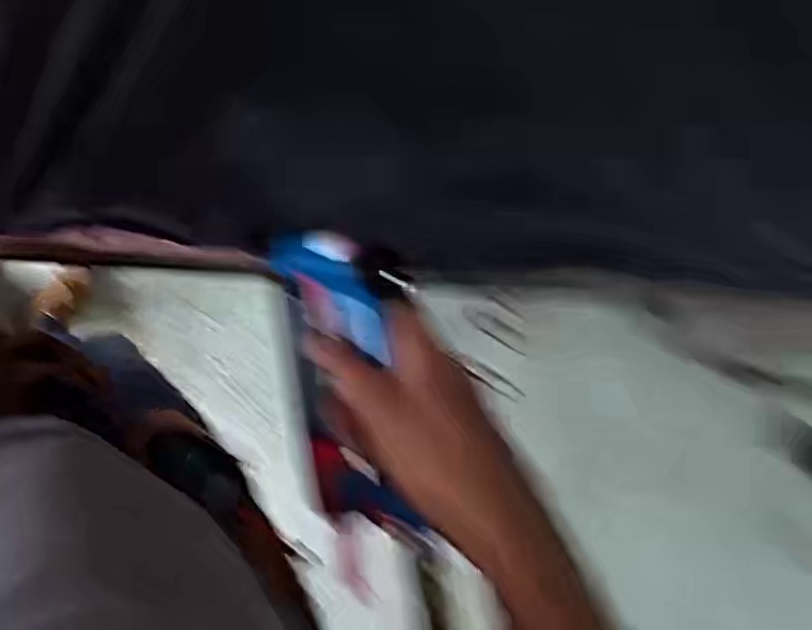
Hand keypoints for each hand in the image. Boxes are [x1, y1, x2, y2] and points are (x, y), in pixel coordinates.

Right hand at [305, 302, 551, 569]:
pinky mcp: (446, 428)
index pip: (382, 296)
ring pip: (386, 381)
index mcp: (421, 347)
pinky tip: (376, 449)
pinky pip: (400, 411)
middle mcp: (437, 365)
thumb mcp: (373, 405)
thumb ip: (340, 362)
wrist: (495, 525)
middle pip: (378, 344)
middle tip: (334, 384)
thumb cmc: (447, 465)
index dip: (350, 288)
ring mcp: (444, 398)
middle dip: (349, 363)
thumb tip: (316, 336)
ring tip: (355, 429)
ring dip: (362, 399)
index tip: (322, 286)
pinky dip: (381, 423)